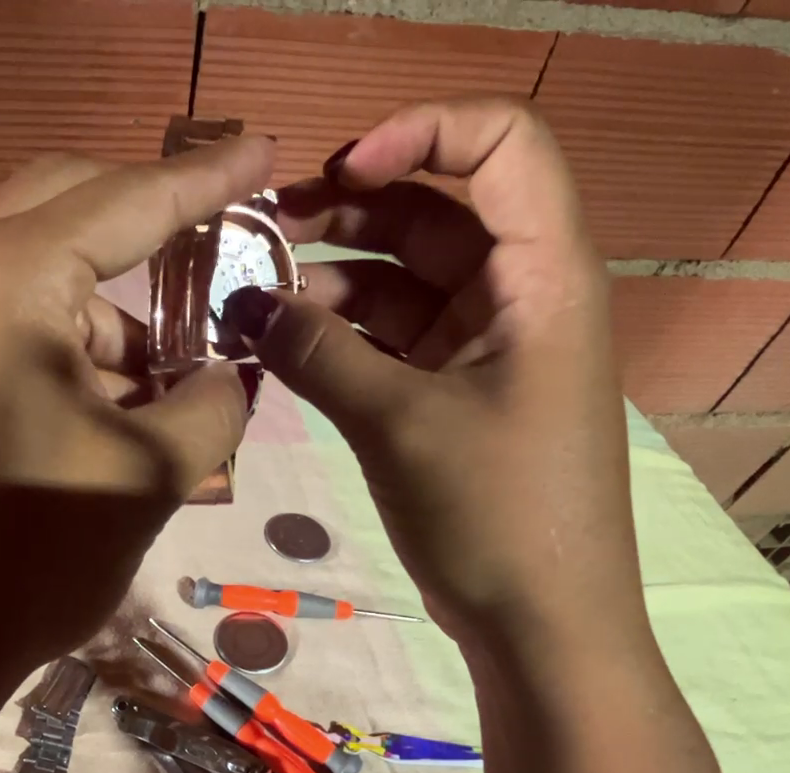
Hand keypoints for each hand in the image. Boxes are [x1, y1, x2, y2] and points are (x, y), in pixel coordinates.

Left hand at [0, 138, 274, 691]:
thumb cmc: (31, 557)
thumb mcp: (151, 475)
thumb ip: (214, 404)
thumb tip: (231, 372)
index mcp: (9, 276)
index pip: (129, 199)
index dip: (207, 180)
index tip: (264, 154)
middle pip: (70, 212)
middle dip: (150, 232)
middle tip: (216, 253)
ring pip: (43, 285)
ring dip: (115, 320)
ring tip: (176, 387)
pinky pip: (11, 334)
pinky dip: (71, 355)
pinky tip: (116, 414)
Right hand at [222, 99, 635, 646]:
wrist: (538, 624)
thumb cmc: (494, 513)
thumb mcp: (398, 423)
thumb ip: (318, 353)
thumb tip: (245, 304)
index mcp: (544, 275)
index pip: (502, 144)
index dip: (420, 132)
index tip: (337, 173)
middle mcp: (519, 294)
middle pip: (433, 214)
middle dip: (347, 214)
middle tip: (261, 236)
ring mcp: (484, 346)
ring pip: (403, 280)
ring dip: (332, 281)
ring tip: (256, 301)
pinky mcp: (452, 392)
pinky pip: (391, 339)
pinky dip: (340, 336)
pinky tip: (283, 345)